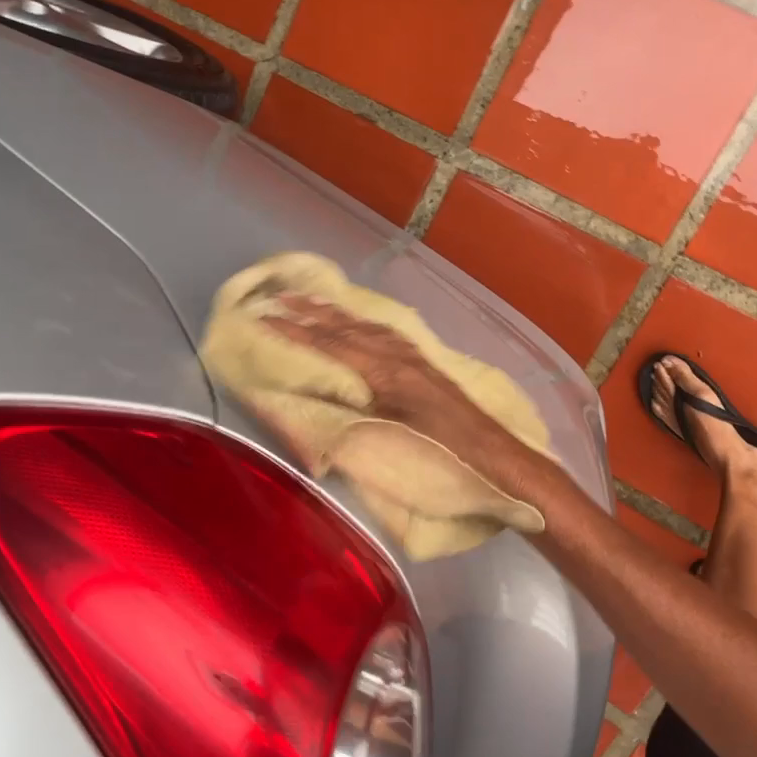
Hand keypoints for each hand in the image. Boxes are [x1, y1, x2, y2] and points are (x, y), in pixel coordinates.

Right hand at [261, 295, 548, 488]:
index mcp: (383, 373)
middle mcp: (396, 355)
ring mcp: (412, 356)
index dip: (295, 333)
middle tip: (278, 298)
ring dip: (334, 313)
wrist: (491, 457)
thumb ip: (348, 417)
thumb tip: (312, 402)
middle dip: (309, 312)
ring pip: (365, 326)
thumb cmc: (438, 458)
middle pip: (345, 327)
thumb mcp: (386, 440)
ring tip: (308, 301)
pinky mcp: (423, 363)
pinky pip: (384, 332)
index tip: (264, 319)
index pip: (330, 346)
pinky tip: (358, 322)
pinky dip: (362, 322)